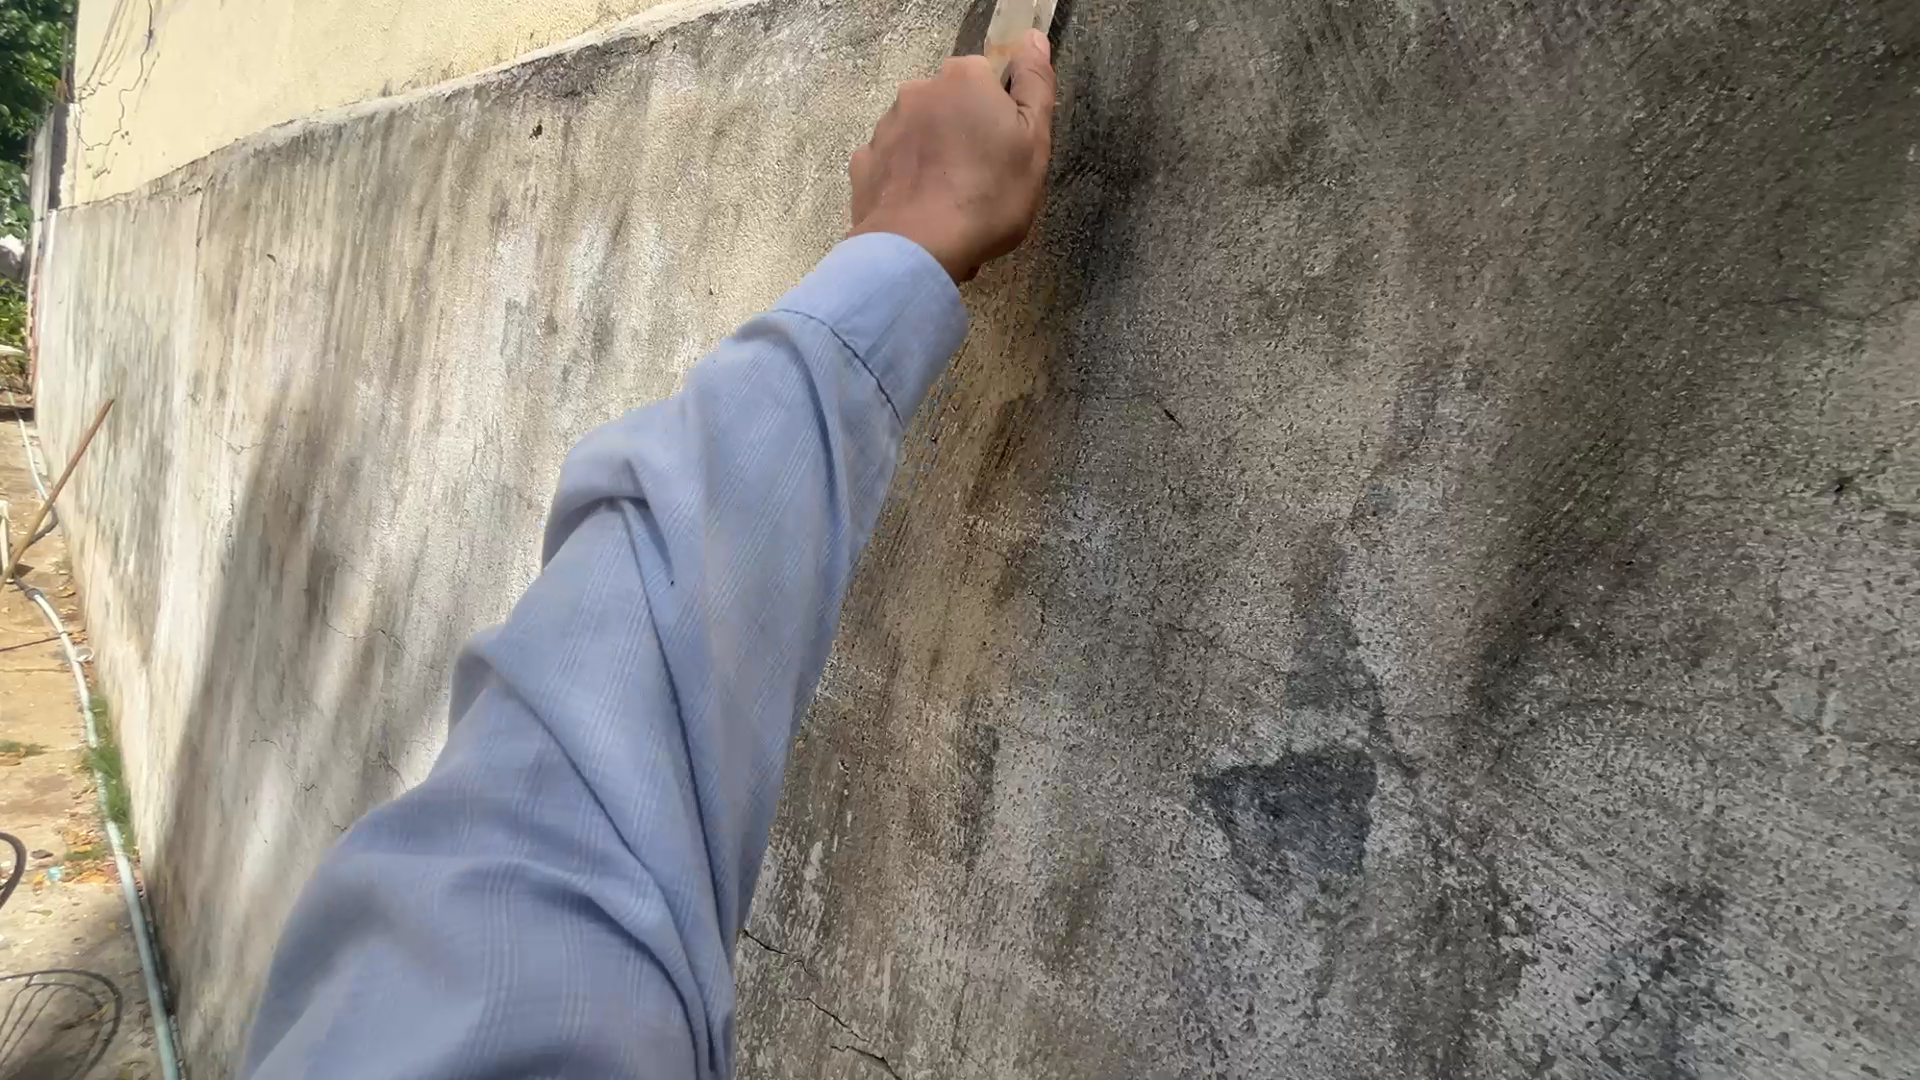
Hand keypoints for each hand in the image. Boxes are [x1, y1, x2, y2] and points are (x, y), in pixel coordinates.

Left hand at [848, 29, 1055, 282]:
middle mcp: (918, 92)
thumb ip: (1036, 86)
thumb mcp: (1034, 144)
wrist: (919, 249)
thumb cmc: (987, 198)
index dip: (999, 118)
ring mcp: (885, 128)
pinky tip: (919, 215)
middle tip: (979, 187)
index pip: (986, 82)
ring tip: (948, 209)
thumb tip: (1033, 40)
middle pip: (949, 111)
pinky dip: (904, 187)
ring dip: (933, 165)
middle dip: (962, 141)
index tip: (1004, 154)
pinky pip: (890, 170)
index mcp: (964, 79)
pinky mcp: (863, 166)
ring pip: (918, 140)